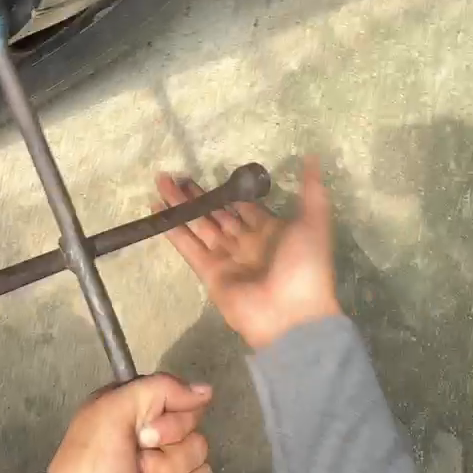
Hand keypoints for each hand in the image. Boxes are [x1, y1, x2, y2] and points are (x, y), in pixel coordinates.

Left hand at [47, 374, 216, 472]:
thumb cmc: (92, 467)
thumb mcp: (112, 412)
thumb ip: (158, 388)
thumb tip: (206, 391)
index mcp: (143, 416)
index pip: (188, 410)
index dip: (174, 426)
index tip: (146, 436)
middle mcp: (159, 445)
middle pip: (198, 446)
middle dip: (167, 465)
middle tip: (137, 471)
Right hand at [156, 157, 340, 350]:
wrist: (292, 315)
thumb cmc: (304, 266)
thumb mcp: (314, 223)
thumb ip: (310, 191)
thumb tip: (312, 157)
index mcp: (270, 231)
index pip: (244, 206)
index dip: (228, 190)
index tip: (210, 173)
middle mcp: (245, 242)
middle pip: (216, 213)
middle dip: (197, 195)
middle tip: (175, 175)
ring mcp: (225, 257)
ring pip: (199, 225)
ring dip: (180, 205)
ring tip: (161, 182)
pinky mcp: (208, 272)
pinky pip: (188, 247)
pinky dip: (173, 229)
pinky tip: (158, 209)